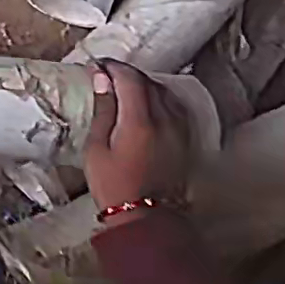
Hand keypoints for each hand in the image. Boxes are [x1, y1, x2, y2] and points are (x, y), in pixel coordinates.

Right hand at [81, 60, 189, 221]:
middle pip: (148, 82)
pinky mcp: (187, 139)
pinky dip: (158, 97)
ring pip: (164, 92)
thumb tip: (102, 78)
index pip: (130, 79)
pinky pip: (175, 106)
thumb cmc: (113, 183)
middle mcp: (165, 120)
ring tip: (125, 87)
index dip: (112, 67)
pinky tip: (148, 103)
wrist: (147, 218)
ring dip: (144, 84)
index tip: (96, 65)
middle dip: (126, 74)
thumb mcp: (96, 147)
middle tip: (106, 74)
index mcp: (140, 120)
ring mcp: (180, 129)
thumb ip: (103, 110)